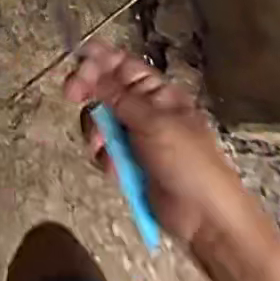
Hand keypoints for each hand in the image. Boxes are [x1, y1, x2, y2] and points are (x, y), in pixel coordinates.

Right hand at [62, 41, 257, 246]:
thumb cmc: (190, 164)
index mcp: (158, 93)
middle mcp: (144, 109)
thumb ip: (118, 95)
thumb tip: (92, 68)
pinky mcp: (129, 160)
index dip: (98, 60)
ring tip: (101, 146)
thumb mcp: (154, 123)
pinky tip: (114, 167)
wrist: (206, 220)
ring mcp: (135, 136)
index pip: (121, 64)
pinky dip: (103, 155)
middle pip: (105, 88)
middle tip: (72, 95)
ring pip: (100, 119)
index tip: (76, 60)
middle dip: (88, 92)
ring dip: (96, 131)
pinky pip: (104, 147)